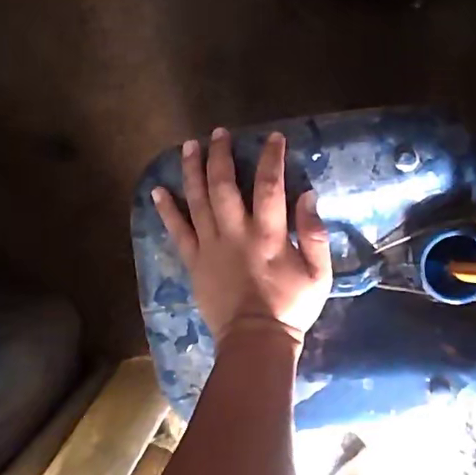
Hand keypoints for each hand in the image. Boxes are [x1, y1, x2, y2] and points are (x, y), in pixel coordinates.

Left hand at [151, 128, 332, 349]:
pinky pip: (176, 231)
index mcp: (267, 234)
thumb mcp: (319, 274)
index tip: (273, 137)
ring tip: (188, 146)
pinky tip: (157, 191)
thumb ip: (315, 234)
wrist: (255, 341)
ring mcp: (210, 246)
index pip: (269, 186)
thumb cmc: (290, 308)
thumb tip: (308, 196)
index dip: (271, 158)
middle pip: (223, 185)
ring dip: (191, 171)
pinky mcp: (193, 261)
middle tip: (218, 133)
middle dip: (220, 155)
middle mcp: (234, 233)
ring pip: (197, 200)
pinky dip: (166, 210)